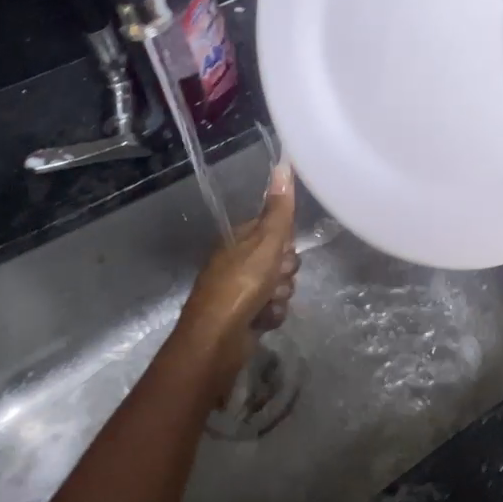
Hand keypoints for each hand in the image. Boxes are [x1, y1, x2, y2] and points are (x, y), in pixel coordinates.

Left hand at [176, 164, 299, 381]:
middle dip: (285, 272)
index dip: (285, 240)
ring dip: (280, 295)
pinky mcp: (245, 316)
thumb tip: (284, 161)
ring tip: (267, 303)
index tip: (284, 249)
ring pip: (280, 285)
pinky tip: (263, 320)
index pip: (276, 229)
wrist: (216, 340)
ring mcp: (240, 290)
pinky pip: (273, 308)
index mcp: (239, 239)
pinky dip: (271, 315)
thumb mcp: (266, 240)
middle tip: (275, 279)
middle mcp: (238, 261)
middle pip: (282, 259)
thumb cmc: (241, 284)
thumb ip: (279, 207)